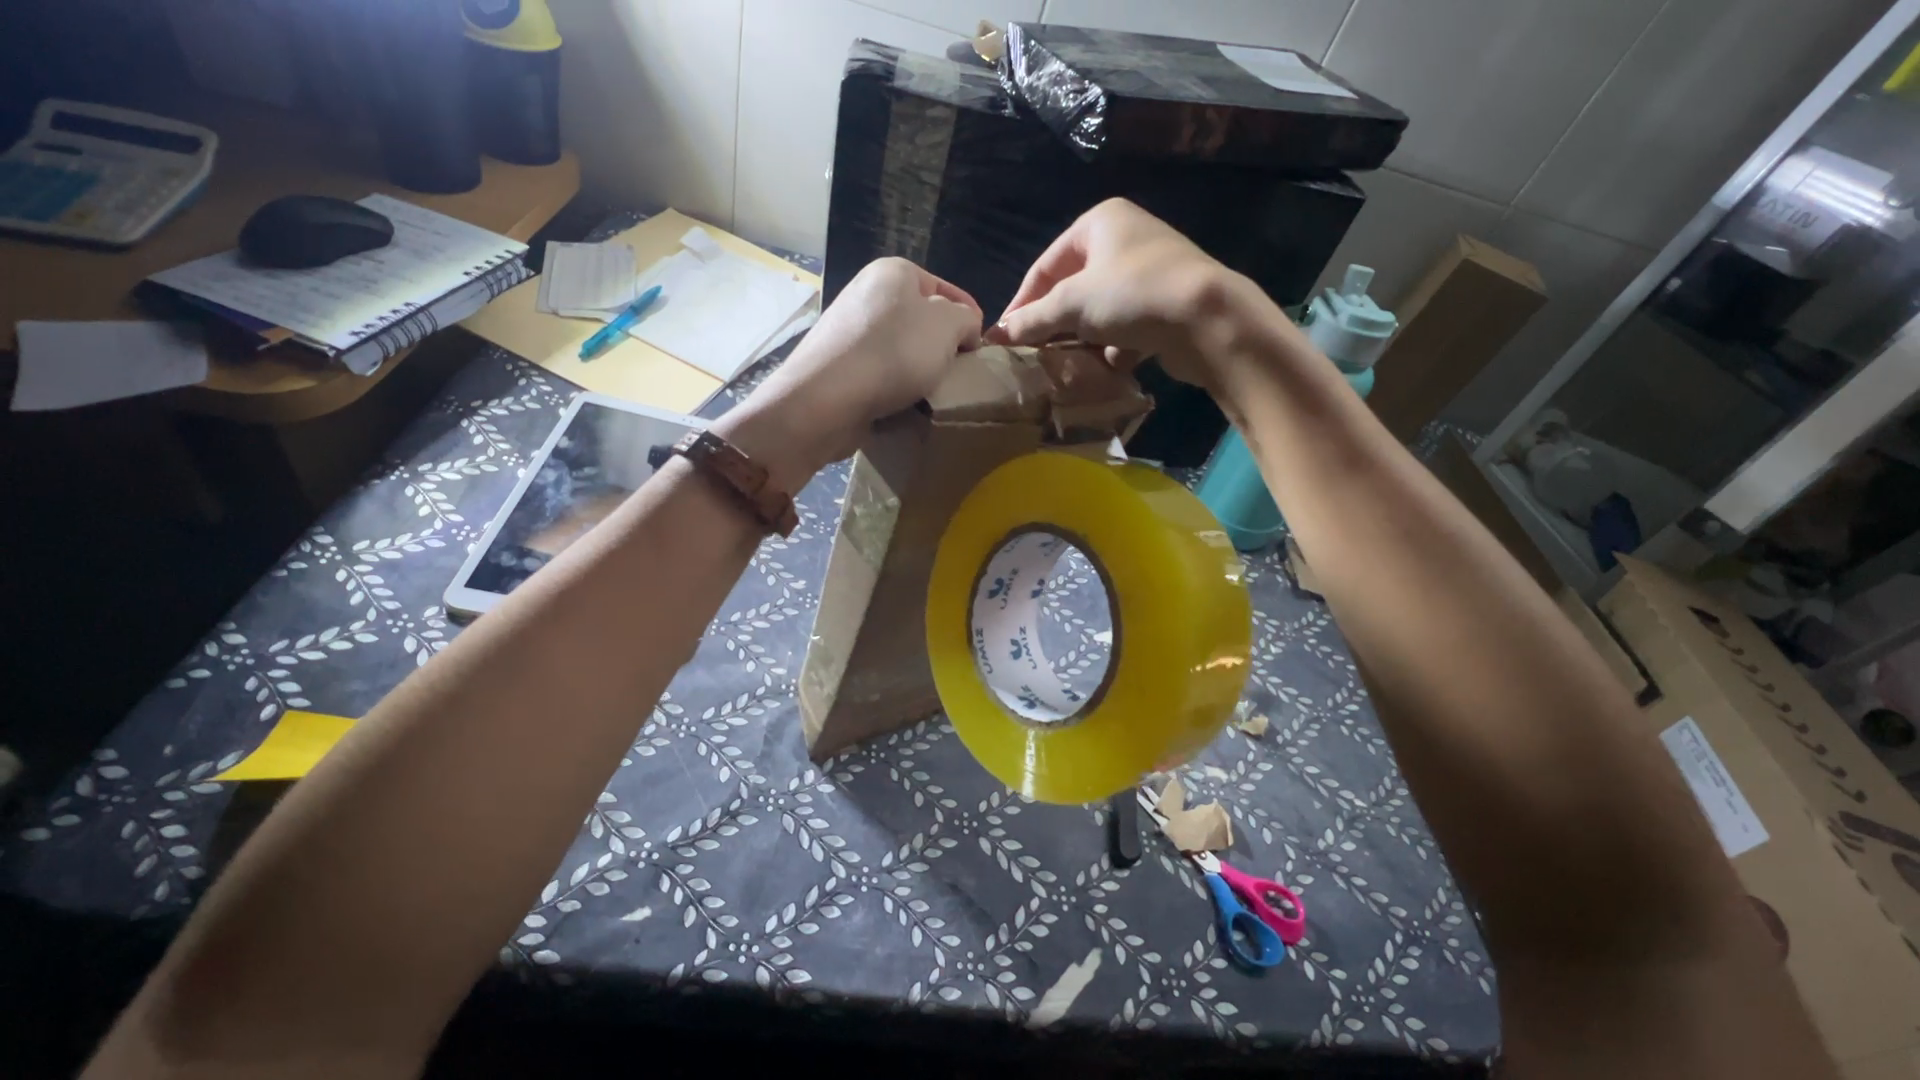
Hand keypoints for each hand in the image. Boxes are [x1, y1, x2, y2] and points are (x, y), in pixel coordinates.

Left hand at [717, 258, 982, 488]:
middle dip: (943, 346)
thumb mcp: (948, 325)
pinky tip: (902, 404)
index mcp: (892, 272)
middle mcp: (866, 293)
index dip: (968, 318)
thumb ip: (966, 319)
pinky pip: (879, 373)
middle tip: (957, 373)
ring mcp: (848, 330)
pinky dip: (894, 387)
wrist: (825, 400)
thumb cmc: (893, 353)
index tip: (979, 351)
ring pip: (901, 348)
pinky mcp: (837, 365)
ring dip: (919, 370)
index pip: (946, 289)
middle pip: (922, 319)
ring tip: (931, 392)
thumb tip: (963, 329)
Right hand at [988, 199, 1291, 395]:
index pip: (1046, 265)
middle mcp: (1127, 238)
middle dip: (1055, 322)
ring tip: (1068, 364)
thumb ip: (1031, 320)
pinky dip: (1115, 345)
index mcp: (1100, 221)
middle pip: (1073, 287)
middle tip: (1034, 353)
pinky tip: (1109, 365)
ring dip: (1084, 337)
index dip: (1022, 303)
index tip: (1006, 337)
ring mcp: (1151, 270)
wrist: (1208, 318)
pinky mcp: (1169, 303)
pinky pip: (1128, 325)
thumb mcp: (1071, 304)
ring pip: (1101, 308)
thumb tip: (995, 336)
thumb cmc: (1132, 295)